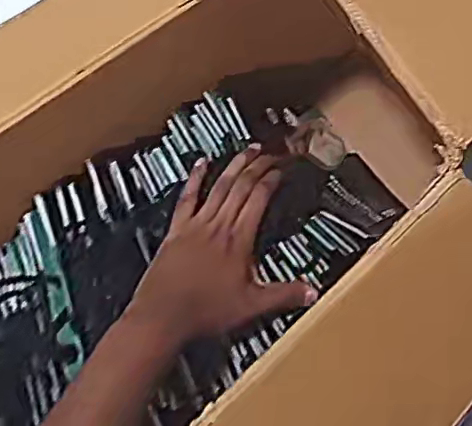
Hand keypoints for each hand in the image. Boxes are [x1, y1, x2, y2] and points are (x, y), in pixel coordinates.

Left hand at [121, 146, 317, 349]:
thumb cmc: (202, 313)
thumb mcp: (250, 305)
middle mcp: (219, 225)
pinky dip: (196, 178)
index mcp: (239, 238)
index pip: (260, 196)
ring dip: (236, 165)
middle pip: (243, 185)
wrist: (158, 322)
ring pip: (221, 185)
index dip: (272, 178)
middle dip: (259, 165)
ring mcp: (196, 225)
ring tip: (249, 149)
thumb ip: (283, 295)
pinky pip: (188, 198)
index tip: (282, 169)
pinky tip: (201, 163)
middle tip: (271, 153)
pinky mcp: (177, 231)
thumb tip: (312, 293)